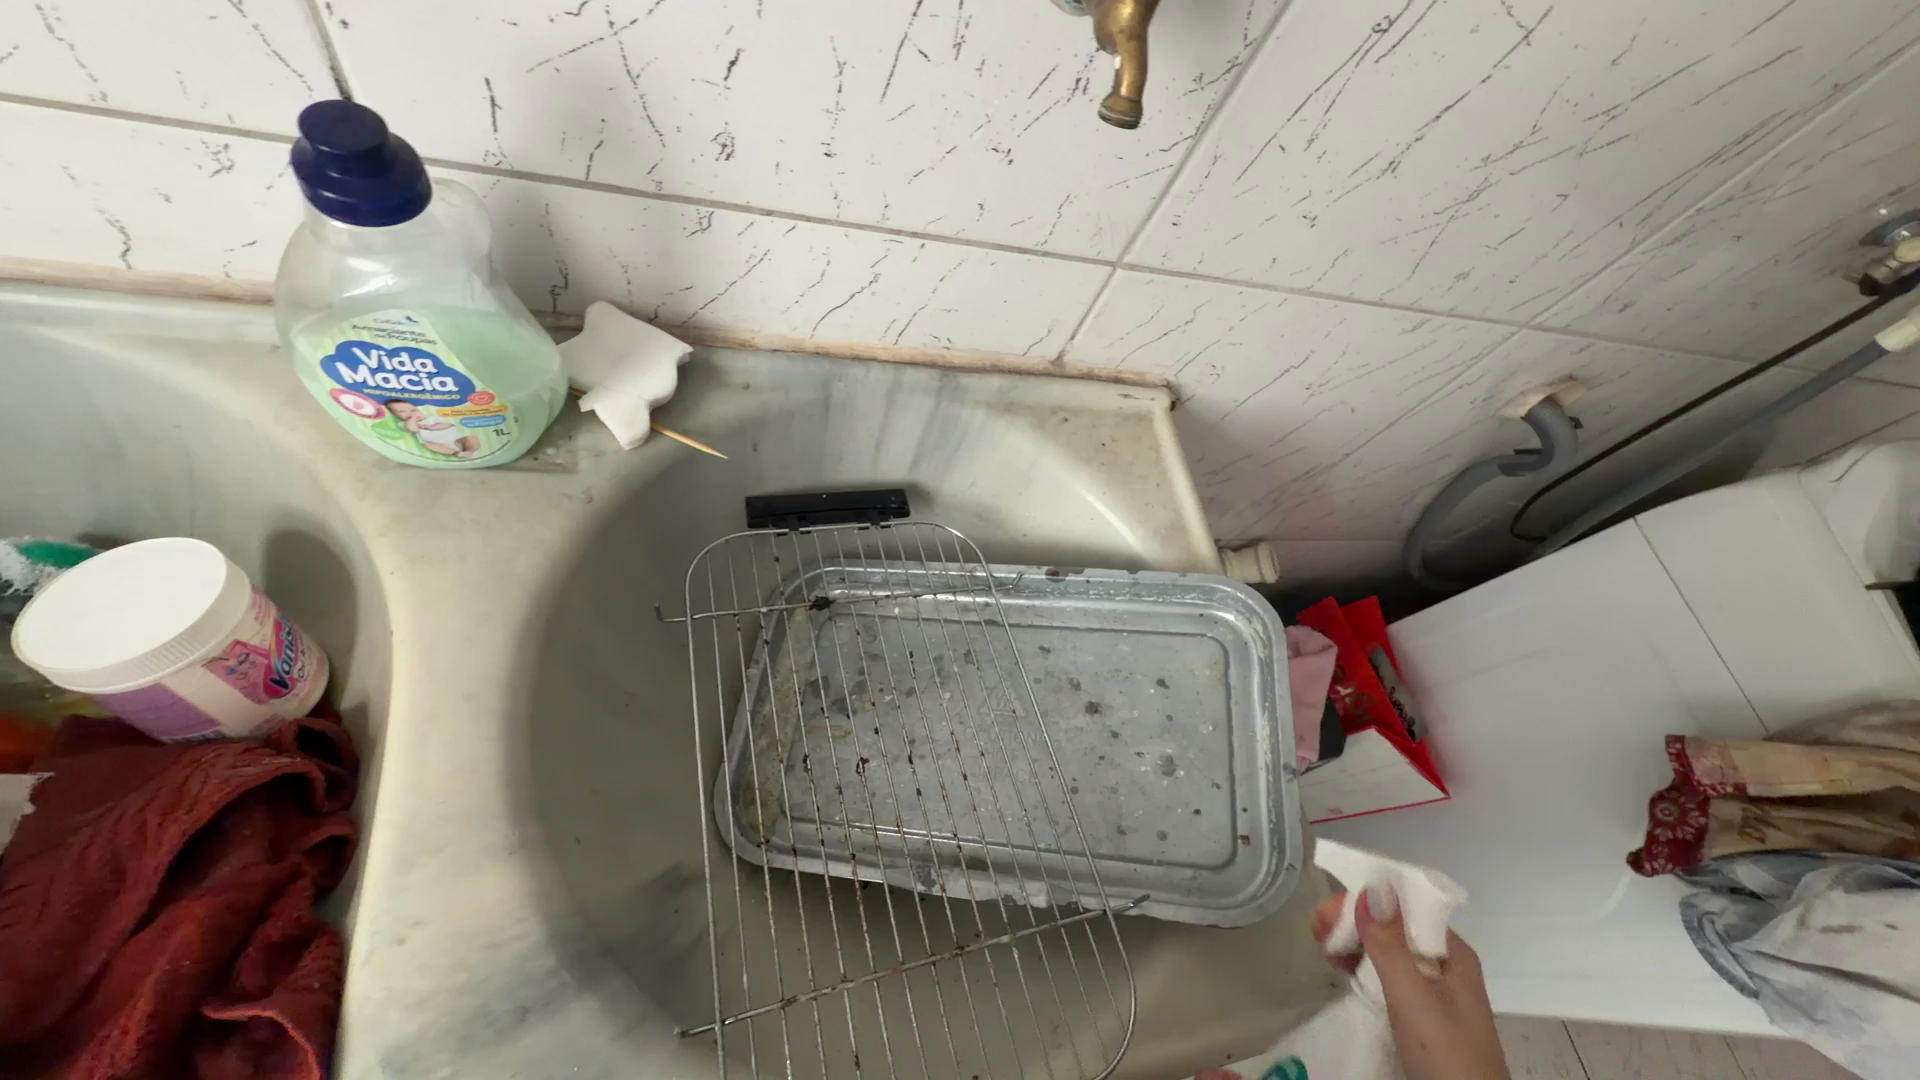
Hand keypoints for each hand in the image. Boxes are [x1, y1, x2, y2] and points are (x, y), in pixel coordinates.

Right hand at [1312, 889, 1509, 1079]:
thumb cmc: (1446, 1054)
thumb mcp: (1412, 996)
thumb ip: (1390, 944)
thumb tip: (1371, 886)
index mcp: (1451, 951)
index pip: (1402, 905)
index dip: (1362, 901)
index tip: (1326, 915)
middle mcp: (1444, 962)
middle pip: (1392, 924)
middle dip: (1353, 921)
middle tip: (1317, 933)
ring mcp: (1434, 988)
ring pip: (1387, 948)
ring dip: (1354, 941)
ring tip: (1325, 951)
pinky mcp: (1422, 1012)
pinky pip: (1387, 973)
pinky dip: (1362, 965)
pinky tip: (1343, 971)